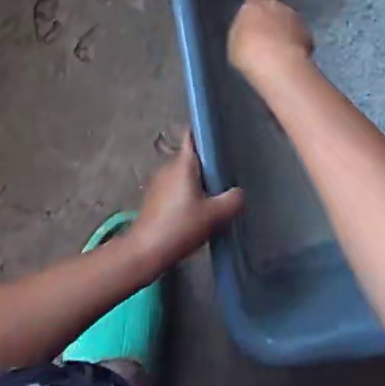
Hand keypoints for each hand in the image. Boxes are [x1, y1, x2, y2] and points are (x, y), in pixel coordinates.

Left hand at [131, 131, 243, 265]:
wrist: (145, 252)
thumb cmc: (180, 226)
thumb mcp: (214, 215)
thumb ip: (233, 200)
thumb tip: (239, 193)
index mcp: (183, 162)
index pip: (193, 135)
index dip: (206, 133)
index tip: (222, 139)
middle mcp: (169, 166)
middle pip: (192, 158)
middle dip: (208, 166)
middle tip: (227, 178)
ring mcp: (158, 182)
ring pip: (183, 175)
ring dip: (197, 184)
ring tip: (215, 198)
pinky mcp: (153, 198)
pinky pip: (175, 188)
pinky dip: (186, 195)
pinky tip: (197, 213)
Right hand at [228, 0, 314, 83]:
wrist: (278, 64)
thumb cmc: (248, 51)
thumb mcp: (236, 39)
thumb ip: (245, 28)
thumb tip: (251, 27)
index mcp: (255, 5)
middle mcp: (277, 6)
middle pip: (277, 6)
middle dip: (275, 16)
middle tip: (270, 33)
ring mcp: (295, 19)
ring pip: (290, 21)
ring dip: (287, 29)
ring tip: (281, 48)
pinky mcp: (308, 34)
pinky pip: (300, 36)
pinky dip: (297, 43)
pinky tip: (291, 56)